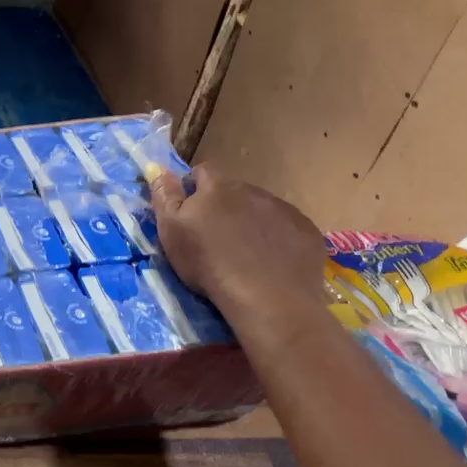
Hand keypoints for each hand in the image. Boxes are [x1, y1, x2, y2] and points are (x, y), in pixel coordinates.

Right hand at [148, 163, 327, 318]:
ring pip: (262, 208)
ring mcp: (285, 211)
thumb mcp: (171, 230)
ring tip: (246, 252)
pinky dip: (278, 237)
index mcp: (218, 188)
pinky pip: (288, 227)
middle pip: (234, 190)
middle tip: (216, 237)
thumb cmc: (208, 263)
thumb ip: (164, 195)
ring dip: (252, 220)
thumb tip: (158, 167)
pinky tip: (272, 261)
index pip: (203, 171)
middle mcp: (254, 191)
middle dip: (224, 205)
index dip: (194, 187)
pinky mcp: (308, 233)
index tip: (189, 211)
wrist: (267, 299)